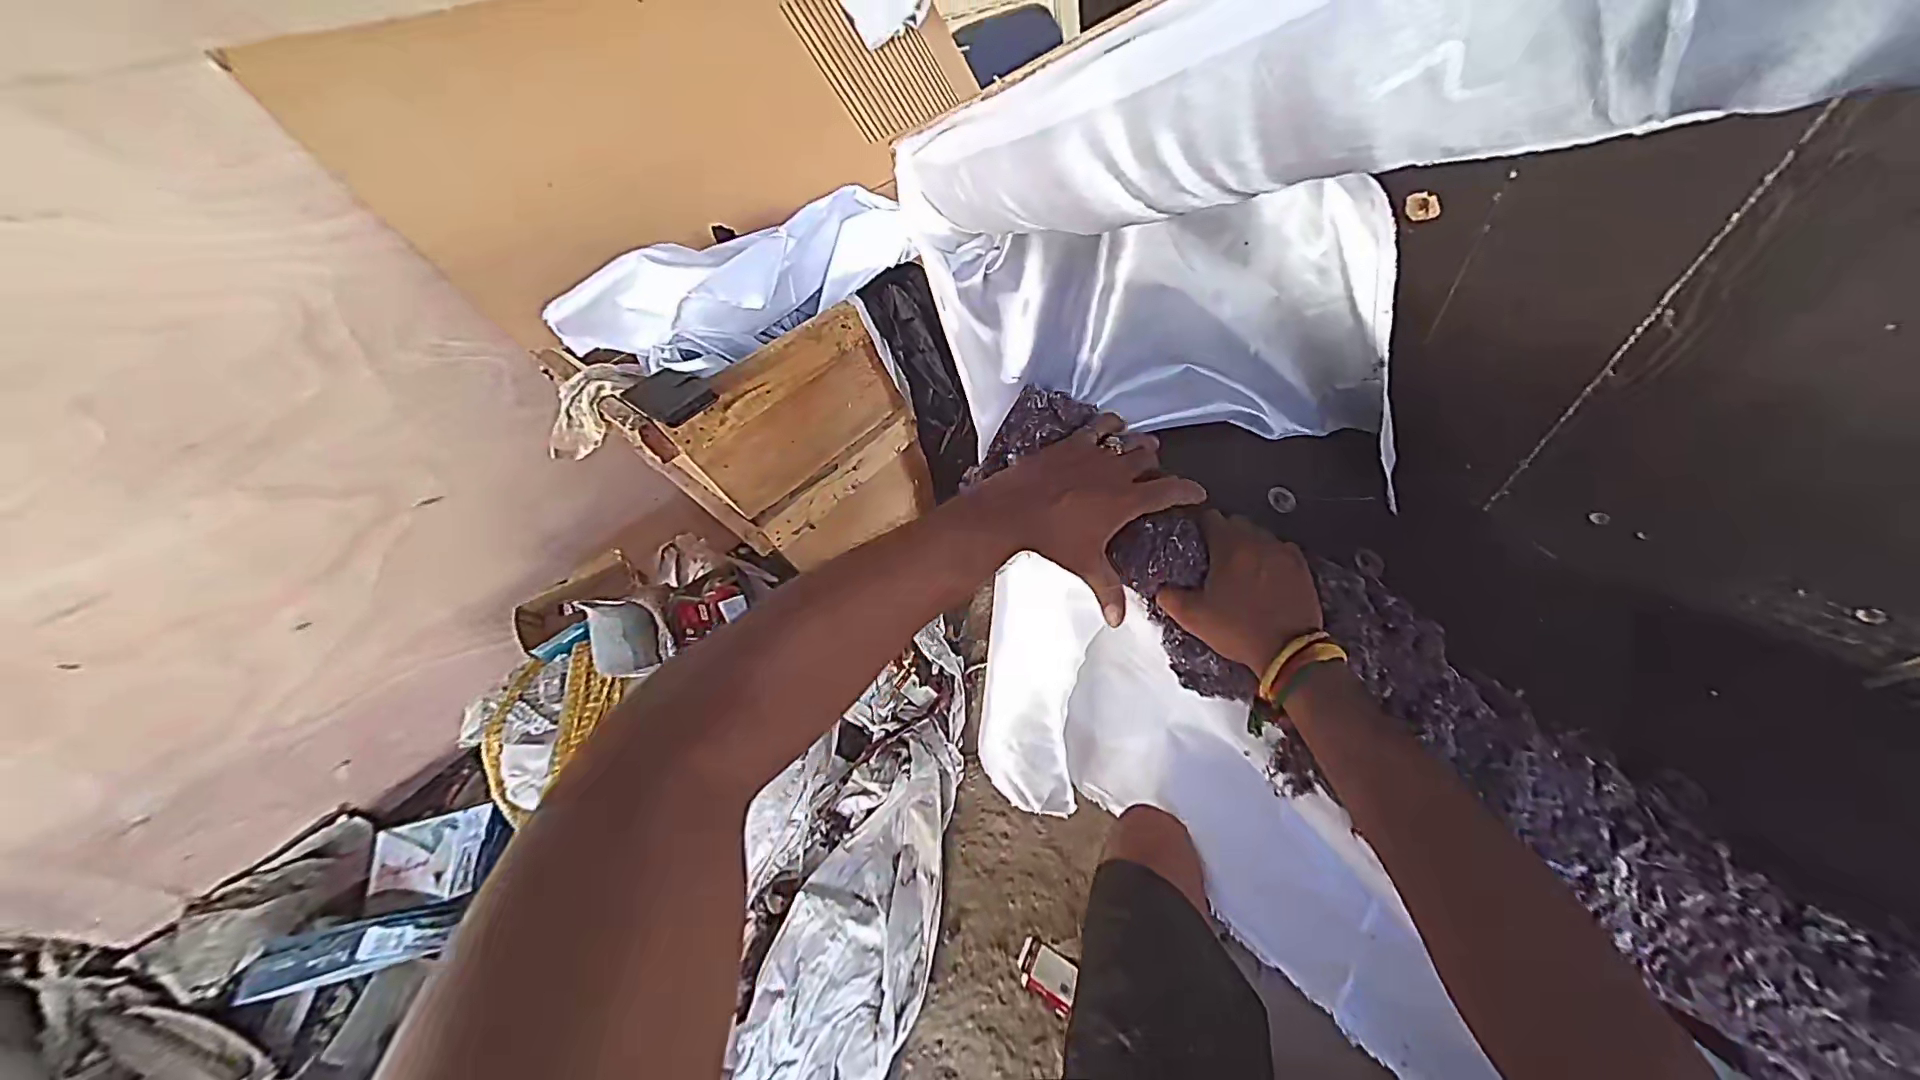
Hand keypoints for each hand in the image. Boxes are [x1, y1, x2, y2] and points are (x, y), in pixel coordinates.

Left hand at [969, 414, 1205, 626]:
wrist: (1009, 513)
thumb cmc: (1048, 540)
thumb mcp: (1084, 565)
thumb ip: (1107, 590)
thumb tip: (1118, 619)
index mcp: (1126, 500)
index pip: (1170, 490)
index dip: (1188, 490)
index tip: (1196, 493)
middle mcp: (1114, 472)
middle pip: (1149, 459)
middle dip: (1158, 466)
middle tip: (1158, 474)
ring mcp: (1092, 454)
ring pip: (1128, 439)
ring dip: (1139, 443)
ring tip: (1144, 447)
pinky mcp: (1069, 444)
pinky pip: (1097, 425)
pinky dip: (1109, 424)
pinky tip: (1111, 425)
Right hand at [1157, 510, 1321, 670]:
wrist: (1287, 651)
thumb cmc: (1240, 630)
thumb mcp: (1193, 617)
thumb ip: (1169, 597)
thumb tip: (1162, 589)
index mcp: (1230, 547)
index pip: (1209, 517)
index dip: (1198, 526)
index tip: (1194, 539)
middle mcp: (1258, 542)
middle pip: (1235, 522)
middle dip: (1223, 534)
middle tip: (1214, 556)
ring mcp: (1283, 553)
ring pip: (1259, 534)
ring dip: (1247, 544)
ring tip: (1239, 567)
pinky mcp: (1301, 566)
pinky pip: (1280, 549)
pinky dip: (1270, 556)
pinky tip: (1263, 575)